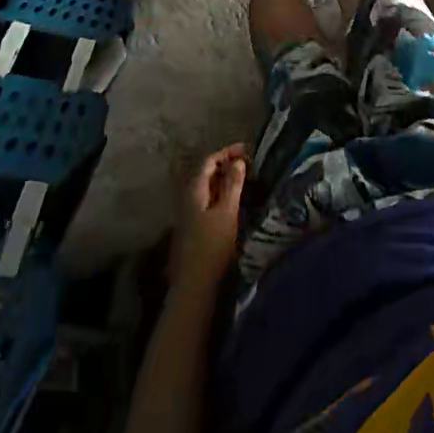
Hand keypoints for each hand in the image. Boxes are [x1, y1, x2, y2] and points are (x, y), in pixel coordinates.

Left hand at [169, 143, 247, 285]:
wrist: (194, 282)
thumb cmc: (212, 245)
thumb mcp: (227, 212)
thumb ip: (232, 185)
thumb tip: (238, 161)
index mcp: (193, 189)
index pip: (208, 160)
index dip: (226, 152)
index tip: (246, 150)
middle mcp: (187, 195)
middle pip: (205, 171)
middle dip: (225, 163)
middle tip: (246, 162)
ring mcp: (187, 209)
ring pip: (206, 184)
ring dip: (223, 177)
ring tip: (243, 176)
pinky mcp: (192, 221)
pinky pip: (206, 196)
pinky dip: (219, 190)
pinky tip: (231, 197)